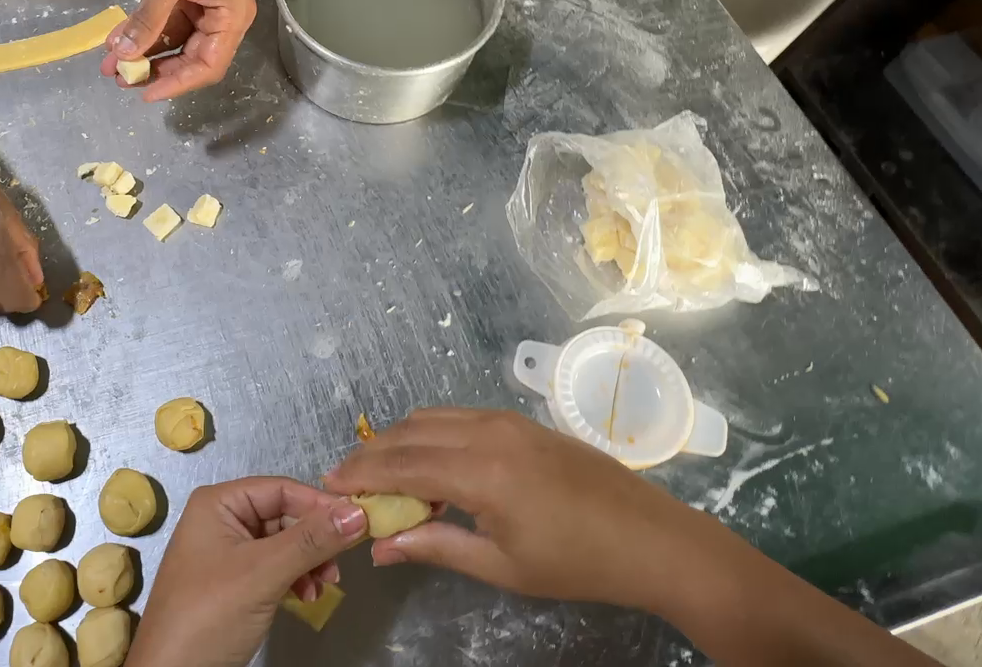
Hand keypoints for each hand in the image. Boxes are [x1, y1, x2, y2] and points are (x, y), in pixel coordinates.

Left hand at [101, 0, 254, 100]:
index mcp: (232, 18)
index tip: (144, 94)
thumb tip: (124, 56)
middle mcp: (224, 19)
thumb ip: (148, 19)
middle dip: (154, 69)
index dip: (176, 84)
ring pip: (175, 43)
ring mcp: (207, 7)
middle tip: (117, 78)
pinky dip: (145, 31)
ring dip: (144, 52)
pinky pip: (168, 23)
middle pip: (191, 59)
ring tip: (109, 62)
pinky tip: (119, 38)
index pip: (207, 65)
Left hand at [126, 477, 366, 666]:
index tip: (358, 522)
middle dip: (314, 541)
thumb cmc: (210, 614)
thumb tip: (358, 511)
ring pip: (282, 545)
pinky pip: (273, 568)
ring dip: (307, 563)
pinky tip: (307, 598)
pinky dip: (294, 580)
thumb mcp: (263, 573)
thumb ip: (311, 541)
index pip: (280, 489)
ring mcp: (226, 553)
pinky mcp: (233, 583)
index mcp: (219, 503)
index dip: (319, 504)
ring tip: (325, 587)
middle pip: (283, 516)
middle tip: (340, 566)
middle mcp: (222, 519)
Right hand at [323, 408, 733, 616]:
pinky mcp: (519, 419)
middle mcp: (487, 431)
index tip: (328, 483)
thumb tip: (381, 546)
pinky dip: (429, 433)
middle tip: (346, 478)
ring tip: (382, 472)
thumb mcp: (503, 566)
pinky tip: (430, 462)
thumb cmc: (578, 562)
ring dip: (400, 440)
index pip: (402, 464)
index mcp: (482, 470)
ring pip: (431, 416)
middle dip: (372, 453)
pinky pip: (456, 415)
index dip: (360, 472)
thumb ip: (436, 546)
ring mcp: (505, 419)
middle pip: (409, 431)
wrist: (653, 539)